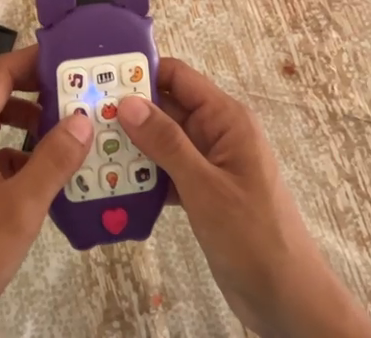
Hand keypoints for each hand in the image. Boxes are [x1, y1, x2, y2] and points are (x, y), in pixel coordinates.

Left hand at [0, 46, 92, 337]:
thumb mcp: (20, 207)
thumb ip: (53, 161)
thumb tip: (83, 120)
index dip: (32, 60)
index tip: (70, 58)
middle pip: (2, 99)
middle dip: (41, 94)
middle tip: (83, 97)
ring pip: (4, 131)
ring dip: (37, 130)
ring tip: (77, 135)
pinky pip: (3, 160)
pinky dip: (29, 160)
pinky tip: (57, 177)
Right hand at [117, 58, 370, 337]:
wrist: (287, 299)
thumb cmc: (253, 236)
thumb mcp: (204, 186)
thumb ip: (166, 142)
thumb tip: (127, 102)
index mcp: (226, 119)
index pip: (178, 77)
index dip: (140, 72)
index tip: (98, 77)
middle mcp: (217, 133)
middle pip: (166, 107)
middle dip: (128, 111)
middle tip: (83, 116)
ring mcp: (209, 163)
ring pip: (162, 141)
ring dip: (132, 146)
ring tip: (89, 148)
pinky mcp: (202, 192)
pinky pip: (166, 170)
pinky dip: (144, 175)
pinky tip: (113, 183)